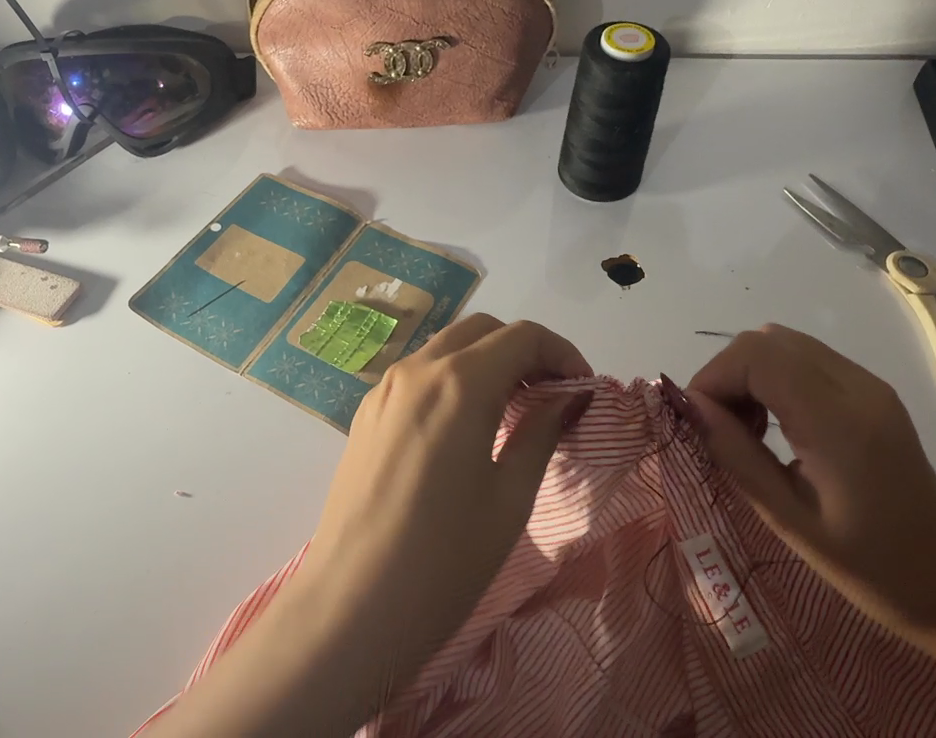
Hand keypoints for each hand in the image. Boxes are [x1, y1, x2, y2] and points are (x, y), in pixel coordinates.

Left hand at [300, 315, 594, 685]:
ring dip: (487, 362)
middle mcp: (417, 370)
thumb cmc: (445, 558)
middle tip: (552, 395)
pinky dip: (453, 380)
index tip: (583, 388)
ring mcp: (384, 390)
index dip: (563, 353)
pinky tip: (466, 428)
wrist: (352, 606)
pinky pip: (419, 376)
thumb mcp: (510, 497)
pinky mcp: (366, 415)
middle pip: (482, 330)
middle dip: (524, 351)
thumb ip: (542, 431)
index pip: (522, 336)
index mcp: (459, 382)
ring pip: (446, 348)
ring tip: (514, 412)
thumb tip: (571, 396)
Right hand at [684, 325, 935, 632]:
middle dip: (727, 375)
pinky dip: (772, 378)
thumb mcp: (789, 521)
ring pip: (783, 343)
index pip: (757, 357)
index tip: (698, 422)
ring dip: (749, 374)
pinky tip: (775, 423)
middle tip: (719, 428)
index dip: (714, 378)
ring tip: (746, 429)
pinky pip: (804, 359)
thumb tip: (690, 407)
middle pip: (766, 341)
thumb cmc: (869, 567)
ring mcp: (869, 385)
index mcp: (840, 424)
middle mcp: (857, 388)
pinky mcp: (871, 390)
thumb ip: (737, 456)